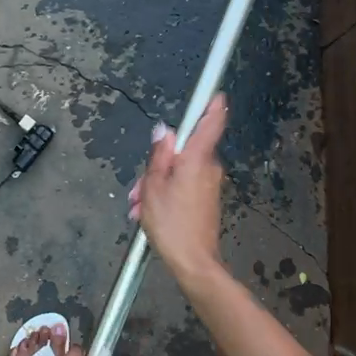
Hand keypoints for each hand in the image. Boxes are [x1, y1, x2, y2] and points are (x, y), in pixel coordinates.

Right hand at [129, 93, 228, 281]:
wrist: (194, 262)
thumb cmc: (171, 223)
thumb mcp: (154, 186)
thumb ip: (159, 156)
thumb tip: (166, 132)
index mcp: (197, 159)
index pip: (211, 124)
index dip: (213, 106)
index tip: (216, 93)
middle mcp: (208, 167)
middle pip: (185, 150)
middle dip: (159, 162)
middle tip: (139, 187)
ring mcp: (210, 184)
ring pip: (180, 170)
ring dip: (157, 183)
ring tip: (139, 205)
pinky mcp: (206, 199)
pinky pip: (184, 185)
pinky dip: (166, 194)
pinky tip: (148, 212)